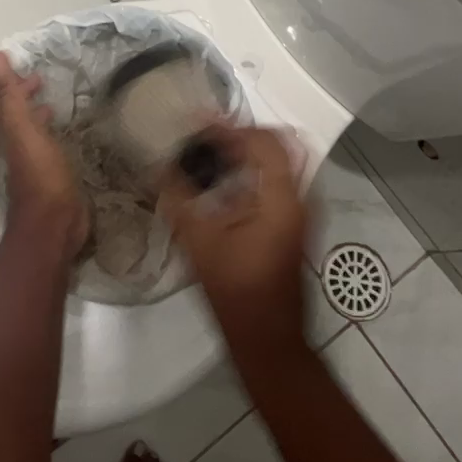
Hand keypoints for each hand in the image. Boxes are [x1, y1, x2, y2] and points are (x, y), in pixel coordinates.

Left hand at [0, 49, 88, 261]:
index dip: (0, 74)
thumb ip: (6, 92)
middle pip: (8, 109)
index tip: (11, 55)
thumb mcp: (22, 127)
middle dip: (17, 89)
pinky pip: (42, 139)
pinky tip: (59, 127)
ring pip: (24, 124)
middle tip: (36, 75)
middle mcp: (13, 141)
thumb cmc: (41, 174)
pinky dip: (46, 126)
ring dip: (31, 107)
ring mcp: (30, 157)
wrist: (54, 223)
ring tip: (47, 94)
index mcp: (6, 128)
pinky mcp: (47, 170)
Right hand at [159, 123, 309, 352]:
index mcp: (282, 199)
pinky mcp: (297, 224)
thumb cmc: (235, 292)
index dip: (232, 127)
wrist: (268, 339)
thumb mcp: (199, 242)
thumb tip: (158, 164)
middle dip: (244, 134)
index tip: (200, 122)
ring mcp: (303, 213)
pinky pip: (281, 180)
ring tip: (213, 152)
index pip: (266, 142)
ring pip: (283, 161)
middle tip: (209, 135)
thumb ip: (178, 197)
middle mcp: (301, 199)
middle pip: (280, 144)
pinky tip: (225, 181)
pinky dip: (257, 170)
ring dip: (250, 151)